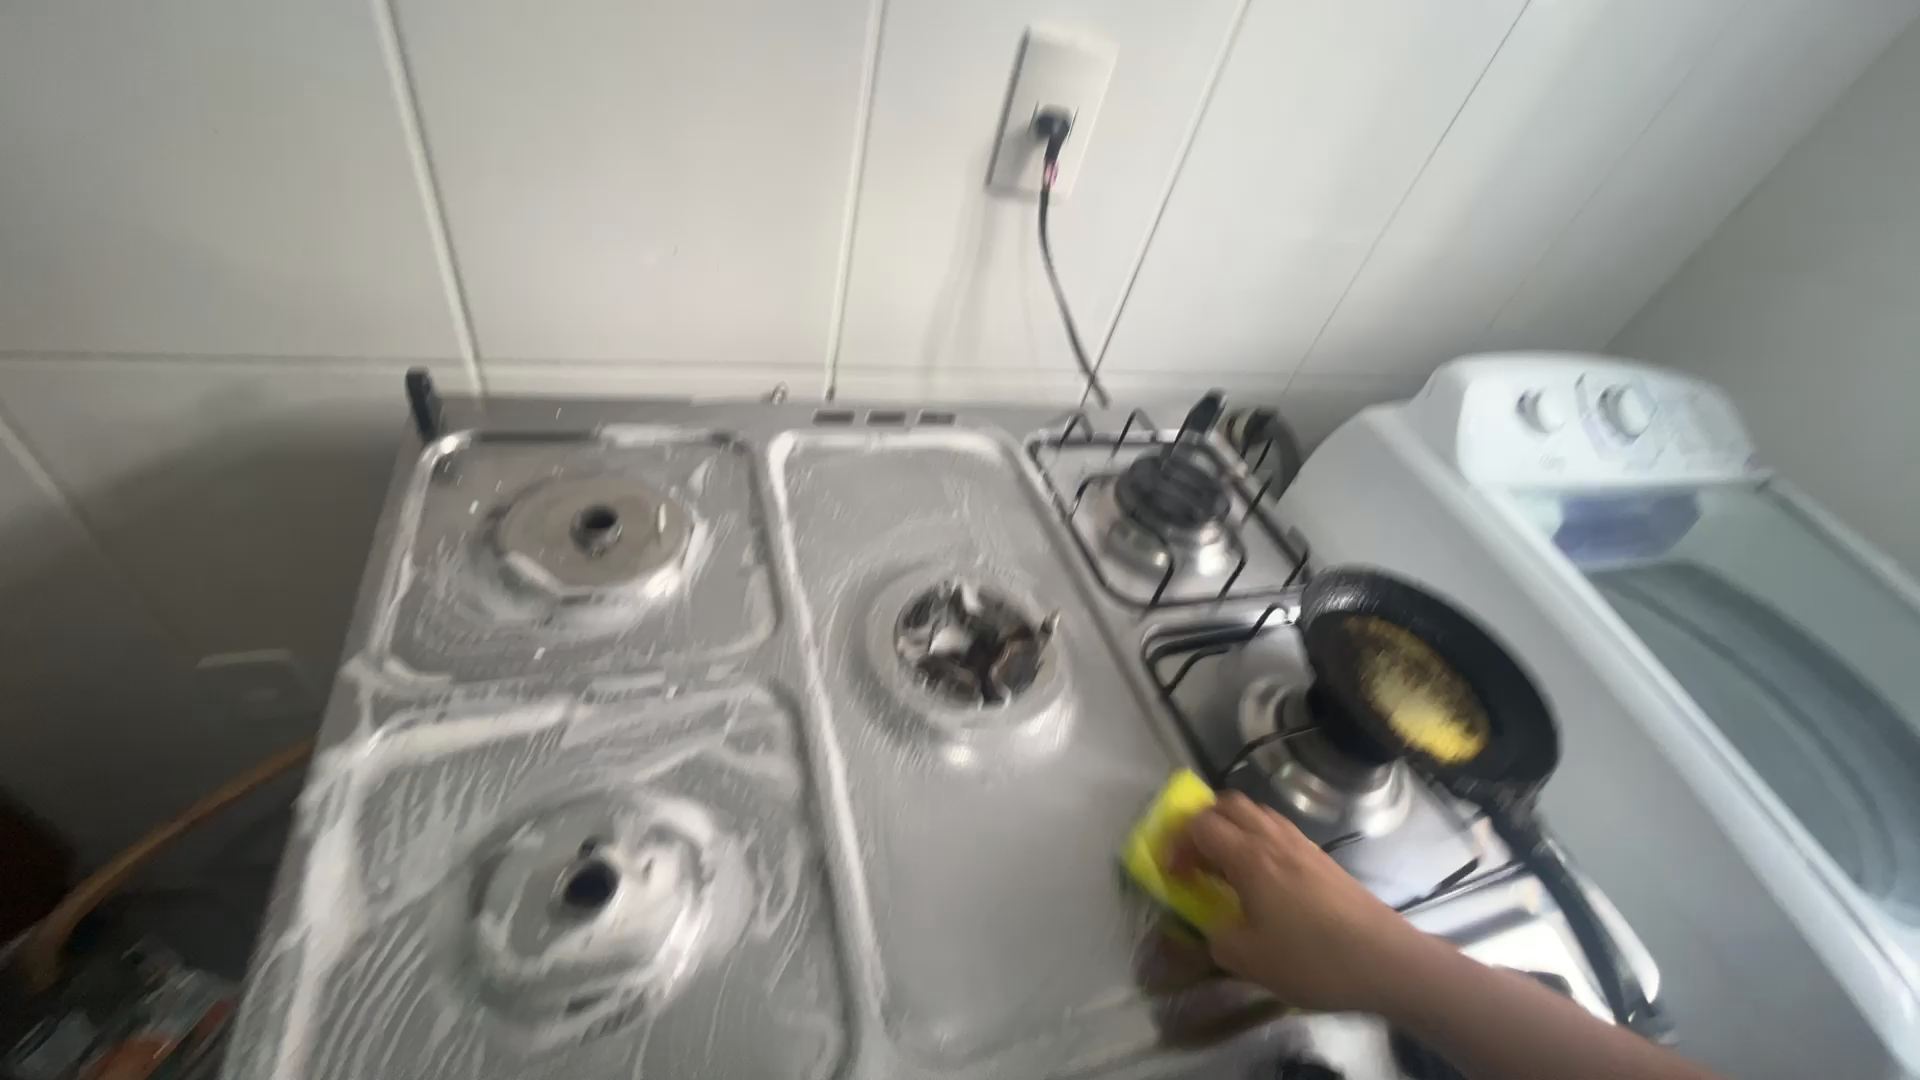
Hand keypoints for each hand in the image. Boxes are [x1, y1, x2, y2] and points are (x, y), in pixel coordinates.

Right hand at [1170, 791, 1434, 1012]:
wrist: (1388, 961)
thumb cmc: (1313, 958)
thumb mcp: (1250, 961)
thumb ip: (1218, 938)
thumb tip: (1213, 927)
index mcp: (1248, 856)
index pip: (1199, 825)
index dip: (1178, 843)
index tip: (1175, 873)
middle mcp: (1271, 838)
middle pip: (1226, 803)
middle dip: (1202, 822)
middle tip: (1197, 856)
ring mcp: (1300, 843)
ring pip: (1255, 812)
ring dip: (1232, 827)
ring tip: (1228, 862)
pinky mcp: (1321, 857)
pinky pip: (1277, 829)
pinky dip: (1258, 838)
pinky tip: (1265, 875)